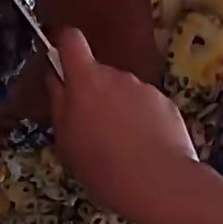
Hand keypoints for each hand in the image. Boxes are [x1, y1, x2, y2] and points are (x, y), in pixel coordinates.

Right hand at [47, 28, 200, 222]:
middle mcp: (117, 76)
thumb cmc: (101, 165)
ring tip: (124, 148)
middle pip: (100, 75)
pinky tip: (146, 151)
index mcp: (86, 81)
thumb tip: (55, 78)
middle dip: (97, 96)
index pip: (71, 41)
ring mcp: (145, 89)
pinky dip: (145, 123)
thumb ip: (59, 103)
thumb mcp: (66, 140)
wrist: (157, 182)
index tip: (63, 66)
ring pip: (126, 94)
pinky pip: (149, 108)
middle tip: (95, 132)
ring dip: (122, 112)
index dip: (65, 48)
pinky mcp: (167, 105)